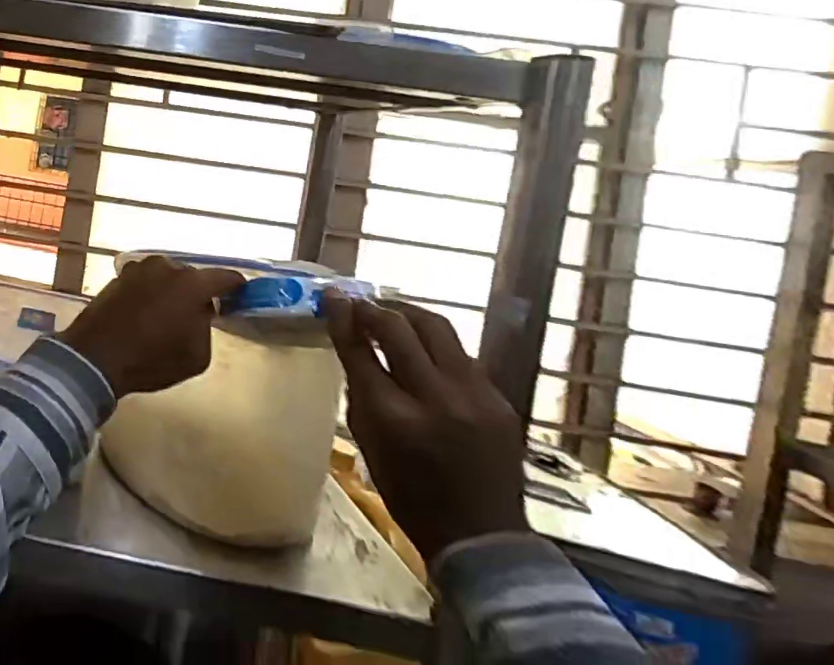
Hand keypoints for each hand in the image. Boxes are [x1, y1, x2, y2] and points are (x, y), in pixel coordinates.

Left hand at [57, 257, 244, 396]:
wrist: (96, 357)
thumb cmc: (152, 359)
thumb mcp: (197, 355)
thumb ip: (205, 326)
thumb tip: (200, 312)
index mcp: (191, 283)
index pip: (224, 277)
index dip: (235, 286)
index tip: (239, 293)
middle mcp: (165, 267)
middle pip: (191, 275)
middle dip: (197, 291)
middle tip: (198, 312)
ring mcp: (138, 269)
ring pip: (165, 277)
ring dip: (171, 290)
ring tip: (168, 314)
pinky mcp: (117, 277)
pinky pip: (144, 282)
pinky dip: (150, 293)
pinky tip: (146, 313)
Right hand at [323, 292, 528, 563]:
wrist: (480, 535)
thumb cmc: (409, 492)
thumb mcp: (368, 439)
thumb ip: (360, 386)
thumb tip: (350, 338)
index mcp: (394, 417)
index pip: (361, 349)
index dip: (343, 317)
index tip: (333, 297)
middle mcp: (437, 399)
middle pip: (400, 328)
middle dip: (374, 309)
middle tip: (359, 305)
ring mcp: (475, 396)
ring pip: (437, 329)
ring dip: (407, 315)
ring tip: (390, 314)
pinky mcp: (499, 400)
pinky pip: (460, 354)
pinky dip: (434, 344)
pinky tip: (423, 349)